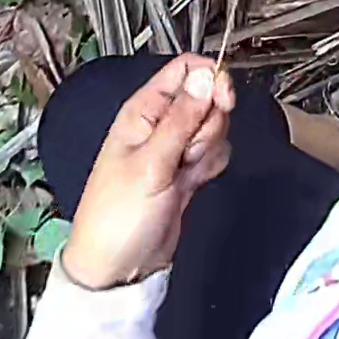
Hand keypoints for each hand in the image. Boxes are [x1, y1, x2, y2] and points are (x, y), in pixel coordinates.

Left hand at [61, 54, 235, 289]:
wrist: (119, 269)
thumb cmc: (116, 218)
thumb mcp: (150, 164)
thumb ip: (182, 118)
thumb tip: (206, 76)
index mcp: (144, 109)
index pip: (187, 69)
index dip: (210, 78)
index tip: (222, 100)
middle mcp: (161, 121)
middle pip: (208, 95)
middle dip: (209, 123)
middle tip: (188, 149)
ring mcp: (176, 144)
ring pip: (215, 124)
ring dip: (208, 148)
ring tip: (183, 170)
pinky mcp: (188, 166)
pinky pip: (215, 151)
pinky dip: (210, 166)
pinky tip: (191, 182)